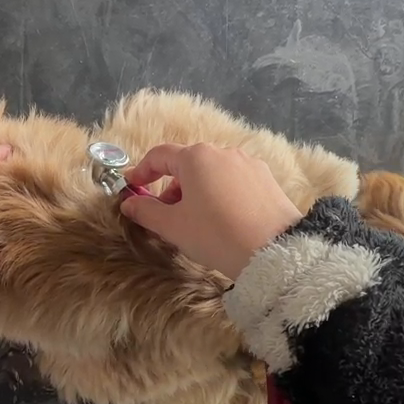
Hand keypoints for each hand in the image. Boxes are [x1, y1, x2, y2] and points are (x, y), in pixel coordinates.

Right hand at [119, 143, 302, 279]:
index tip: (133, 187)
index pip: (159, 156)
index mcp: (196, 158)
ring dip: (195, 191)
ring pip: (211, 173)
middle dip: (171, 186)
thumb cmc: (215, 234)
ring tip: (196, 221)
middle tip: (166, 214)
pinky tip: (223, 220)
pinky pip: (233, 181)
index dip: (142, 171)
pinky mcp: (266, 179)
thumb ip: (145, 211)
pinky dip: (219, 194)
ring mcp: (248, 164)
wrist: (274, 251)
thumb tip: (129, 202)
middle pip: (187, 164)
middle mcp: (222, 152)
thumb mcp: (172, 226)